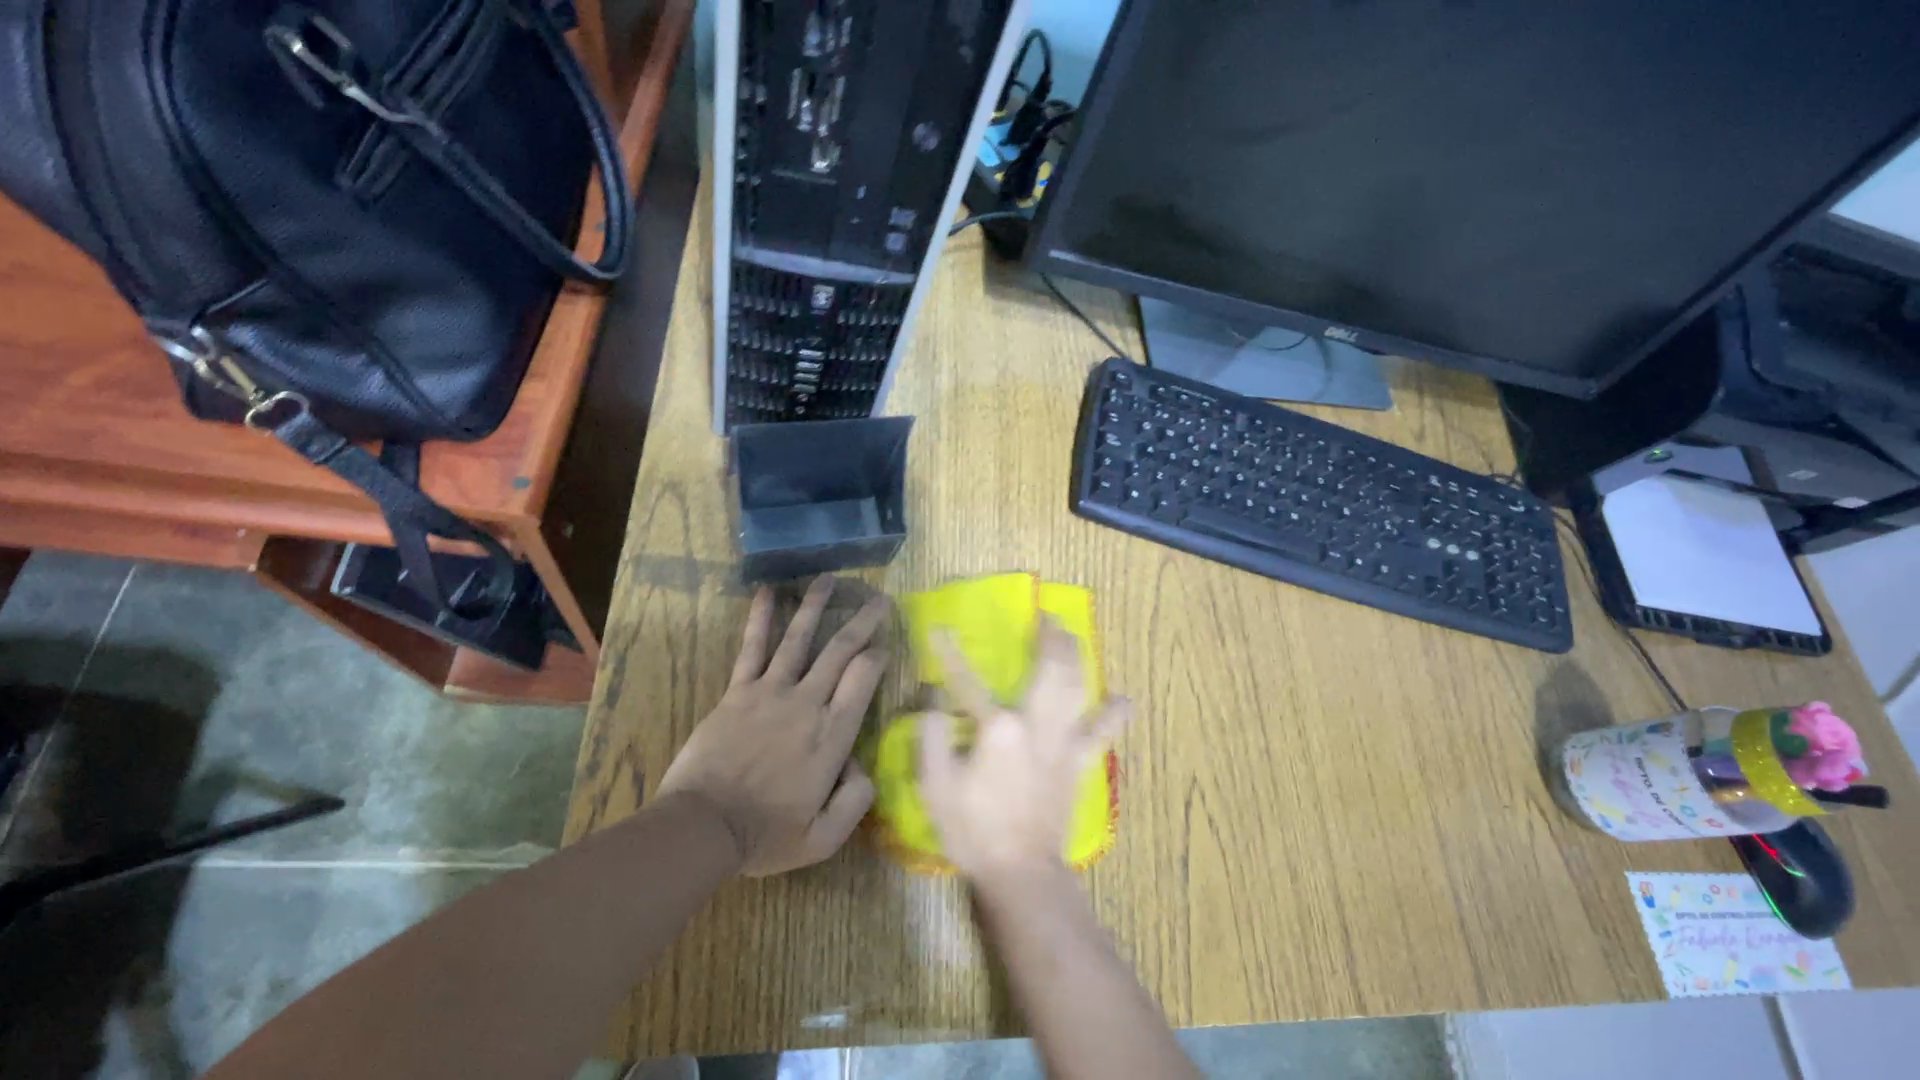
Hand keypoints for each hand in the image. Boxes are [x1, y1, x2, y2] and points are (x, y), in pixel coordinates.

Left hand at [656, 577, 889, 875]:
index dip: (878, 657)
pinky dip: (761, 618)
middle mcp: (807, 705)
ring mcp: (770, 693)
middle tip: (879, 598)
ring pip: (800, 639)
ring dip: (817, 606)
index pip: (863, 681)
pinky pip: (752, 648)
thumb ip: (855, 801)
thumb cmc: (764, 836)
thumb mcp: (823, 838)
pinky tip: (767, 592)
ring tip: (829, 579)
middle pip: (840, 651)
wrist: (702, 827)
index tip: (884, 645)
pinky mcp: (737, 692)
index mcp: (832, 738)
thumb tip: (862, 766)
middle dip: (863, 621)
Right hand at [918, 618, 1129, 885]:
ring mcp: (1063, 743)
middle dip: (1048, 637)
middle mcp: (1037, 724)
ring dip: (1076, 657)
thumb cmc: (973, 830)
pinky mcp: (1079, 764)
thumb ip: (933, 738)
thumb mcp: (936, 787)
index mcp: (998, 728)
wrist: (1021, 872)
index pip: (967, 682)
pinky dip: (1113, 715)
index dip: (950, 656)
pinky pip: (1100, 733)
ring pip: (1076, 687)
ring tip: (1072, 635)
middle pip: (1048, 668)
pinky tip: (1123, 700)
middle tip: (1045, 616)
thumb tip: (933, 702)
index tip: (941, 631)